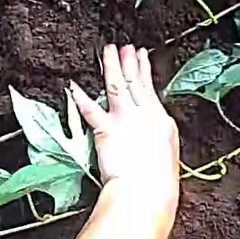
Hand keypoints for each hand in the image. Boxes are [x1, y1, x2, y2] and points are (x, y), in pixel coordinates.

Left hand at [70, 44, 180, 205]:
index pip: (150, 88)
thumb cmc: (158, 182)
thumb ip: (156, 136)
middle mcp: (144, 114)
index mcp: (161, 120)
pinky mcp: (106, 130)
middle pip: (134, 81)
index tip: (141, 55)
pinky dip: (81, 97)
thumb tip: (151, 131)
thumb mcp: (165, 153)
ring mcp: (125, 119)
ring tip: (108, 51)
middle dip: (129, 62)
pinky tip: (74, 86)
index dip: (144, 69)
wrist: (147, 192)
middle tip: (125, 46)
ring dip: (111, 67)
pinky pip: (90, 109)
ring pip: (116, 86)